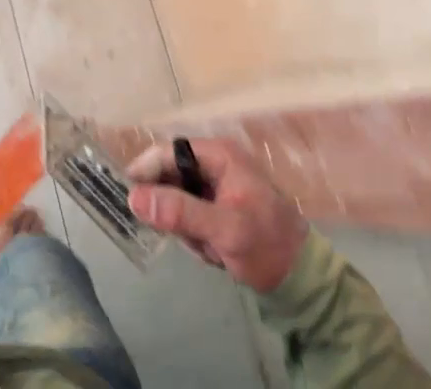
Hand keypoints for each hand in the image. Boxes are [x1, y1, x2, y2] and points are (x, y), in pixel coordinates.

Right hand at [126, 138, 306, 292]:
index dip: (146, 171)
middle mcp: (215, 164)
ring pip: (175, 200)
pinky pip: (187, 216)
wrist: (301, 279)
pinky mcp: (215, 207)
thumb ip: (180, 212)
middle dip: (172, 209)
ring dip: (184, 227)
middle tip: (184, 235)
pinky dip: (194, 236)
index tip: (130, 198)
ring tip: (207, 247)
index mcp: (220, 156)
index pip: (168, 152)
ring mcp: (215, 186)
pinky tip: (213, 251)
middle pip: (168, 176)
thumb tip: (134, 197)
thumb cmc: (267, 245)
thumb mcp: (224, 229)